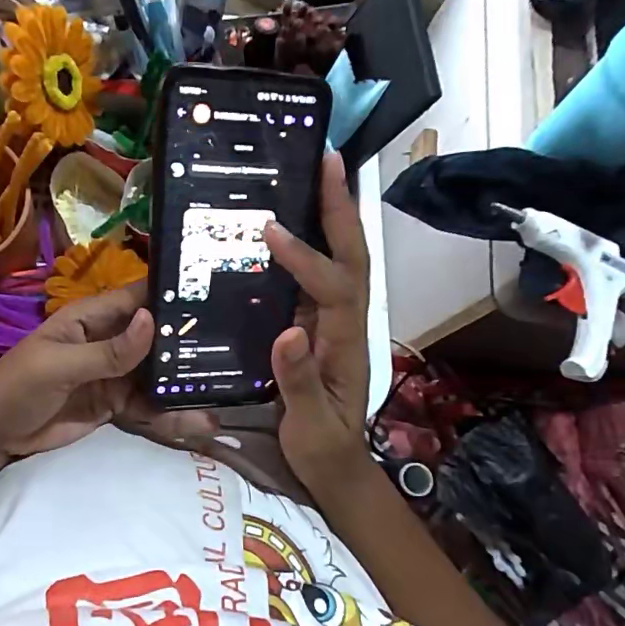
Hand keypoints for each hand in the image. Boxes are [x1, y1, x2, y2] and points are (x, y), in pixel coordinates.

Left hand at [0, 282, 211, 470]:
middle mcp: (109, 342)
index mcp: (92, 319)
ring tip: (223, 392)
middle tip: (234, 346)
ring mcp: (115, 375)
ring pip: (158, 375)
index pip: (137, 298)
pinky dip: (172, 415)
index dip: (170, 294)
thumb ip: (108, 351)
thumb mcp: (60, 366)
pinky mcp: (117, 405)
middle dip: (188, 341)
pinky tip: (199, 423)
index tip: (213, 294)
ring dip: (185, 383)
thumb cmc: (17, 388)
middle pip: (156, 337)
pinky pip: (150, 407)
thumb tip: (152, 321)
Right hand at [264, 153, 371, 494]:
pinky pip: (321, 275)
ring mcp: (336, 321)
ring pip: (342, 260)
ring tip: (314, 173)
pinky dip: (314, 242)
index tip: (272, 233)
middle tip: (326, 161)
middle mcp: (348, 323)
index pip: (333, 291)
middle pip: (352, 257)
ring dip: (333, 216)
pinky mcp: (321, 325)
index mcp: (346, 344)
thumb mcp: (310, 424)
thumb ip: (299, 381)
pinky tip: (291, 222)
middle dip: (341, 209)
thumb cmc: (324, 447)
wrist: (338, 465)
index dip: (306, 260)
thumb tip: (287, 333)